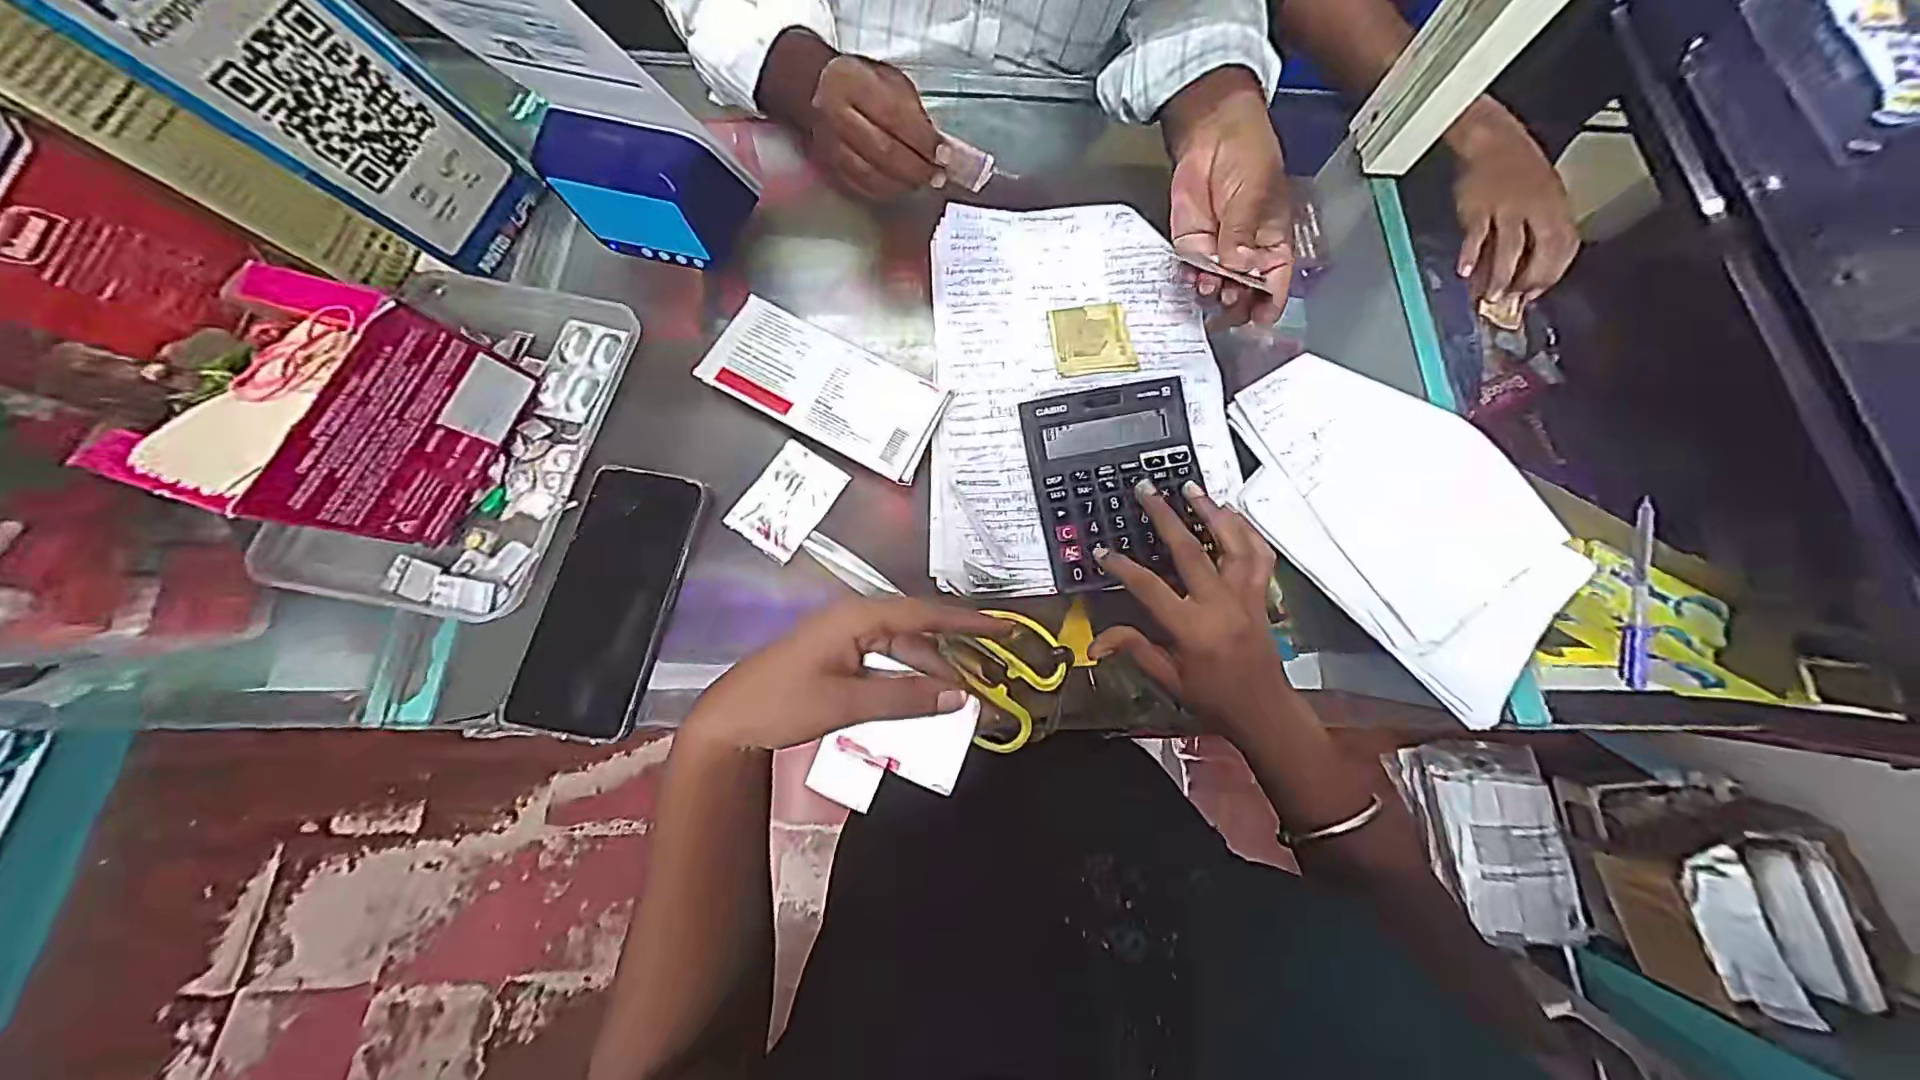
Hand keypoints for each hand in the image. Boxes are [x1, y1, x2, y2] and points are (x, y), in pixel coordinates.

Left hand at [680, 597, 1005, 750]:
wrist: (729, 722)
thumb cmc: (779, 703)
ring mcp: (845, 637)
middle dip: (952, 654)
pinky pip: (886, 661)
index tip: (1002, 625)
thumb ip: (905, 698)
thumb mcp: (846, 703)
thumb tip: (957, 696)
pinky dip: (908, 678)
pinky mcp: (839, 656)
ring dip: (930, 671)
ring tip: (959, 697)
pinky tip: (922, 700)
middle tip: (986, 674)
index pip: (924, 613)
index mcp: (856, 617)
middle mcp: (854, 620)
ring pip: (902, 649)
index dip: (967, 620)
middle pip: (917, 631)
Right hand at [755, 30, 943, 200]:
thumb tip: (936, 144)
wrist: (814, 90)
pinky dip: (888, 190)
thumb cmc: (859, 83)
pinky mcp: (830, 167)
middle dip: (917, 167)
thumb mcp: (888, 80)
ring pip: (873, 174)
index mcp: (851, 82)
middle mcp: (835, 114)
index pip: (895, 116)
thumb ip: (912, 110)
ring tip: (923, 180)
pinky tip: (902, 186)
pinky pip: (863, 186)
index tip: (943, 153)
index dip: (923, 140)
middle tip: (937, 174)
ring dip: (904, 182)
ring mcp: (829, 145)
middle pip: (884, 151)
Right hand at [1088, 478, 1286, 726]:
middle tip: (1148, 491)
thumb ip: (1134, 649)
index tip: (1104, 551)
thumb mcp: (1168, 677)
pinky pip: (1259, 556)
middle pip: (1190, 550)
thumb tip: (1096, 643)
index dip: (1122, 566)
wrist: (1264, 710)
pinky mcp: (1261, 595)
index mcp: (1192, 628)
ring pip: (1231, 544)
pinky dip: (1248, 531)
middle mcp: (1221, 605)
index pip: (1149, 587)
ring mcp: (1245, 597)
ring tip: (1193, 489)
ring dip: (1211, 512)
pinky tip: (1233, 515)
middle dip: (1165, 516)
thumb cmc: (1214, 698)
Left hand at [1162, 67, 1292, 325]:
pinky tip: (1191, 279)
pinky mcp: (1192, 248)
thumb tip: (1238, 265)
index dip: (1270, 303)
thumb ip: (1244, 232)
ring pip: (1216, 289)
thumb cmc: (1246, 156)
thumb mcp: (1254, 193)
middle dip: (1237, 304)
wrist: (1210, 136)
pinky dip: (1190, 281)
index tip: (1261, 319)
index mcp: (1273, 242)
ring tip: (1211, 287)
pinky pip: (1191, 274)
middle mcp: (1245, 255)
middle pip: (1244, 294)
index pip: (1276, 282)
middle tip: (1230, 302)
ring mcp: (1217, 253)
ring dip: (1213, 295)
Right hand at [1446, 99, 1578, 305]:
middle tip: (1515, 299)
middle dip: (1529, 279)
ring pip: (1510, 249)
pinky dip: (1471, 256)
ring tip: (1490, 296)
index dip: (1552, 272)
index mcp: (1555, 203)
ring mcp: (1507, 208)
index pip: (1564, 244)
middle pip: (1540, 250)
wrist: (1493, 141)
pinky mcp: (1479, 208)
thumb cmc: (1515, 166)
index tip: (1537, 291)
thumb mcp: (1539, 192)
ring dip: (1500, 276)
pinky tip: (1465, 271)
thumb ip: (1535, 224)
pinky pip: (1478, 237)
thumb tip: (1522, 261)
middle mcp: (1535, 207)